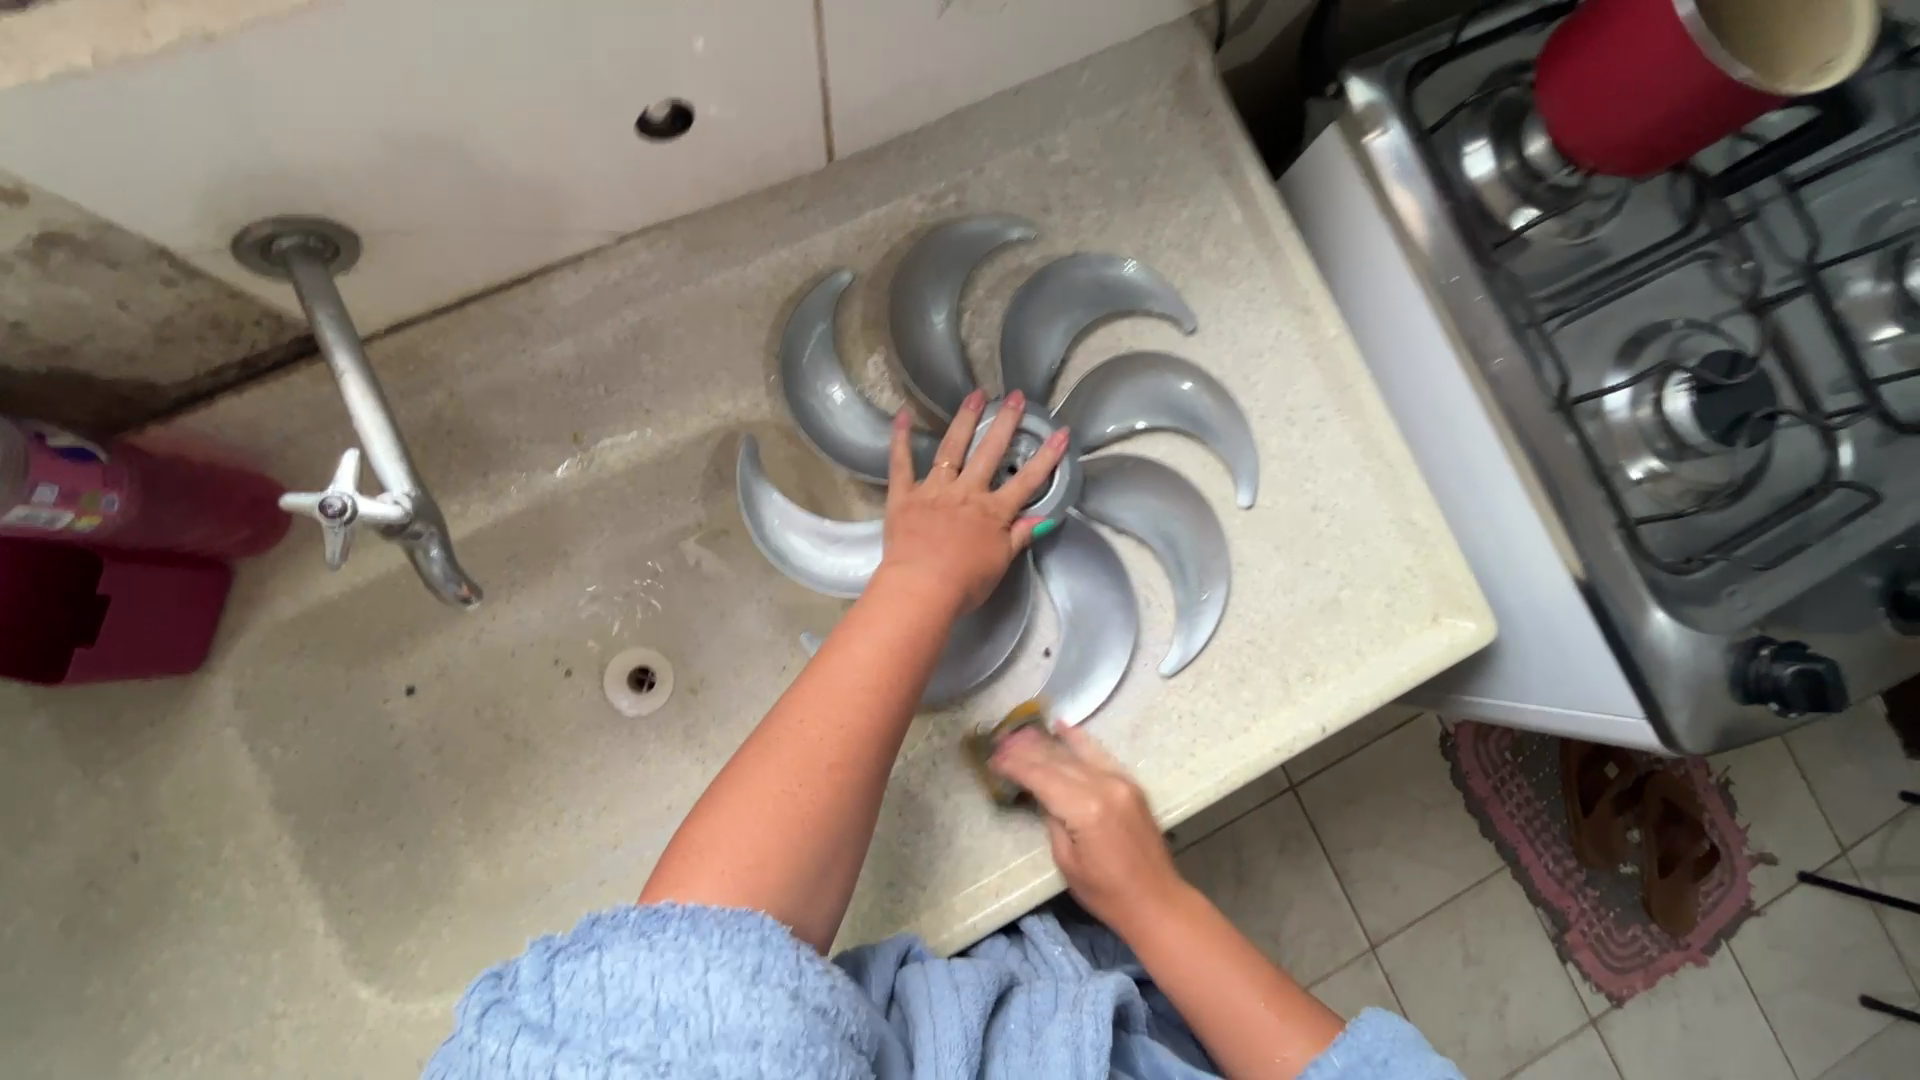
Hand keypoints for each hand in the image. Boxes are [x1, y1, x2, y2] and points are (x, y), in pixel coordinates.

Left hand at [875, 389, 1067, 615]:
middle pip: (990, 453)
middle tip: (1016, 396)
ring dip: (964, 420)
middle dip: (1006, 423)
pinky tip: (901, 416)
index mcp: (993, 512)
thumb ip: (1019, 536)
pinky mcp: (904, 496)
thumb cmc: (965, 583)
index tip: (1060, 432)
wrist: (921, 588)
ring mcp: (934, 490)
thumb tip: (1043, 518)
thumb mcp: (1000, 563)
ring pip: (952, 449)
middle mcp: (966, 493)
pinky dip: (900, 440)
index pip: (1026, 481)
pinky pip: (901, 464)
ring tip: (975, 395)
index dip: (1046, 457)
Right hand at [989, 724, 1186, 931]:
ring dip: (1048, 742)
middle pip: (1057, 760)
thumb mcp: (1066, 861)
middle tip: (1000, 743)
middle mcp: (1104, 785)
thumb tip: (1041, 794)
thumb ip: (1052, 820)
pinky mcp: (1130, 784)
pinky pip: (1100, 754)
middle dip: (1026, 751)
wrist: (1156, 901)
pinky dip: (1079, 740)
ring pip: (1077, 752)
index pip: (1041, 777)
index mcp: (1085, 809)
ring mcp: (1120, 781)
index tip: (993, 759)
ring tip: (1022, 733)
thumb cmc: (1106, 893)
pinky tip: (1063, 727)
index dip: (1015, 766)